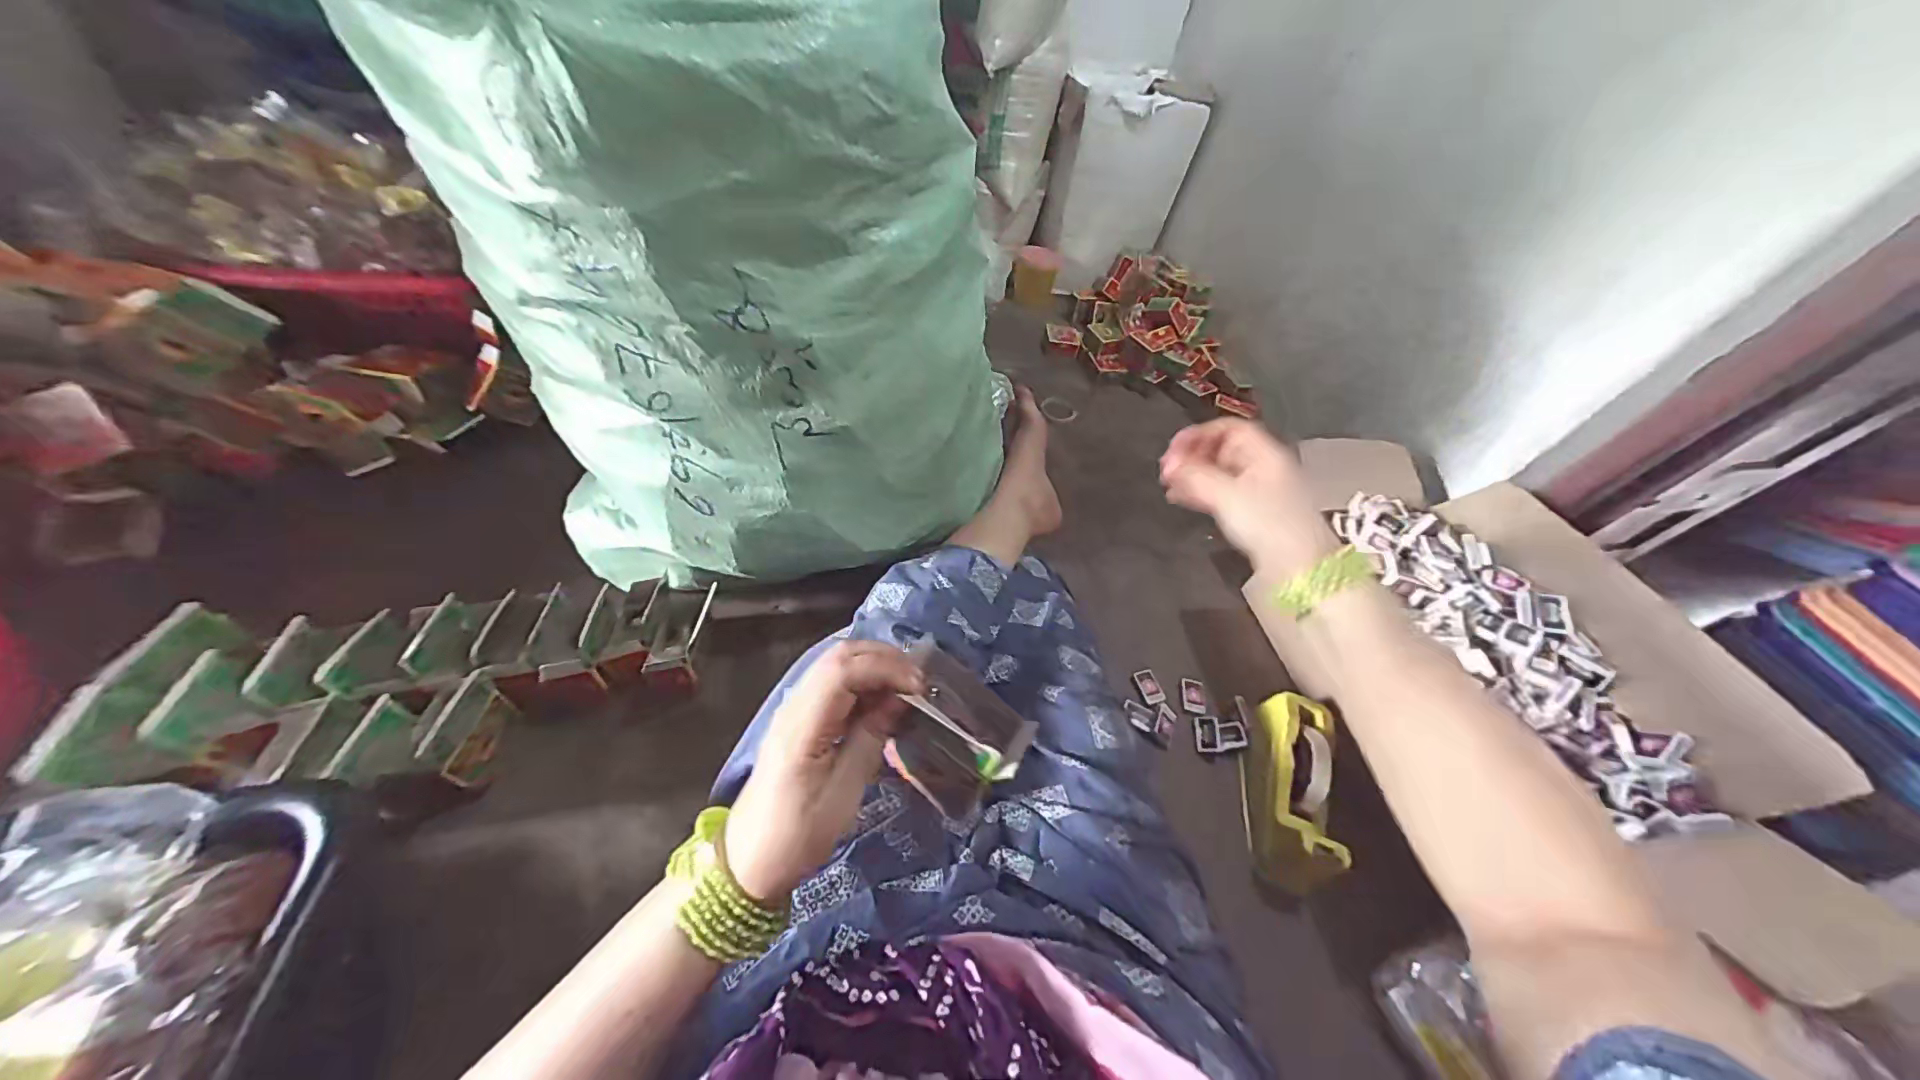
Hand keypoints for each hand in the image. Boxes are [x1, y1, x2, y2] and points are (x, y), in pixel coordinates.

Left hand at [724, 641, 925, 902]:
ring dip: (874, 668)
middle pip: (839, 656)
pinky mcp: (799, 719)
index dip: (885, 667)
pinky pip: (833, 685)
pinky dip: (863, 682)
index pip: (843, 670)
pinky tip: (883, 701)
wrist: (750, 861)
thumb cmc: (798, 835)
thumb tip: (898, 700)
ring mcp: (793, 710)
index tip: (918, 687)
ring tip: (907, 689)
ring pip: (836, 665)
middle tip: (919, 682)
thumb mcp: (845, 792)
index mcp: (802, 725)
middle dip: (884, 659)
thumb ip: (871, 738)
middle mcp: (794, 706)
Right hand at [1160, 419, 1339, 578]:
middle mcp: (1263, 468)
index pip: (1228, 429)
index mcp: (1264, 455)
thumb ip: (1195, 476)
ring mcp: (1258, 490)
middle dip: (1192, 455)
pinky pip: (1220, 491)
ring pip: (1218, 471)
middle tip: (1169, 466)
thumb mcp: (1227, 495)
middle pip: (1221, 449)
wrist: (1297, 563)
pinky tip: (1182, 498)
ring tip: (1170, 483)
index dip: (1199, 434)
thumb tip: (1172, 465)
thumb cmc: (1273, 526)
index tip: (1175, 448)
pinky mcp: (1252, 511)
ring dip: (1192, 474)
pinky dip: (1199, 491)